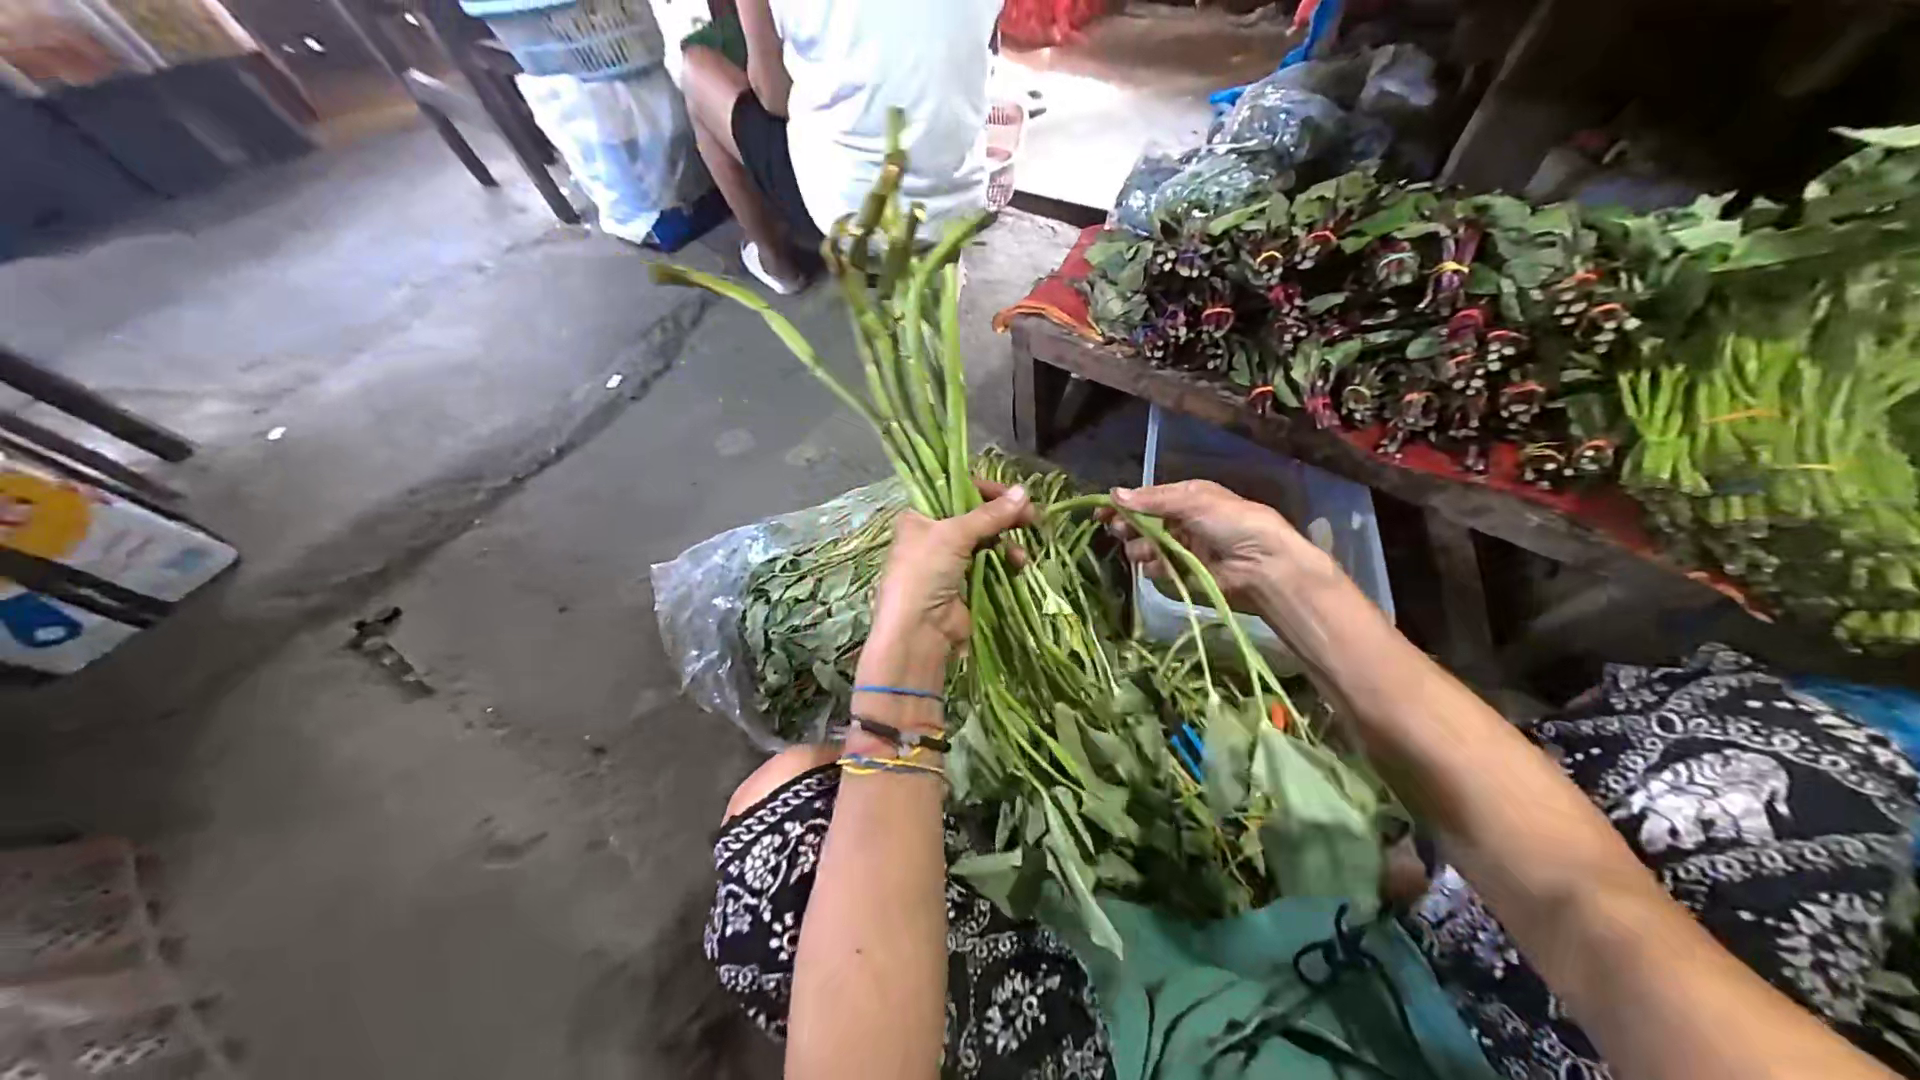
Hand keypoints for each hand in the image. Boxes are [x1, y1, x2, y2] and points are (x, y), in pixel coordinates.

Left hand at [857, 482, 1035, 710]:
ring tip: (1021, 553)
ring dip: (1007, 541)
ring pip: (986, 540)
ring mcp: (950, 560)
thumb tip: (1025, 491)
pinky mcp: (965, 581)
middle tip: (1031, 517)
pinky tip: (1018, 565)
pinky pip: (991, 562)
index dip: (984, 490)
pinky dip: (1006, 561)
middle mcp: (933, 534)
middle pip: (975, 515)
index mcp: (920, 515)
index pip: (955, 490)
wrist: (918, 630)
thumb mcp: (954, 534)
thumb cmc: (925, 571)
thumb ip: (990, 514)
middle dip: (1003, 516)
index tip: (1013, 494)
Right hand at [1098, 479, 1325, 607]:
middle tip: (1119, 530)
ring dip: (1139, 547)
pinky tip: (1158, 566)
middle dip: (1127, 525)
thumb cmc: (1231, 522)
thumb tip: (1113, 493)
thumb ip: (1151, 500)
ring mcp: (1181, 548)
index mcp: (1186, 497)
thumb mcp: (1193, 501)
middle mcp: (1181, 521)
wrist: (1262, 564)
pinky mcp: (1182, 573)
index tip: (1099, 512)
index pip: (1145, 498)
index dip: (1122, 504)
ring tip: (1145, 551)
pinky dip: (1154, 568)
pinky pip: (1156, 569)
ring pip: (1144, 546)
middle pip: (1141, 523)